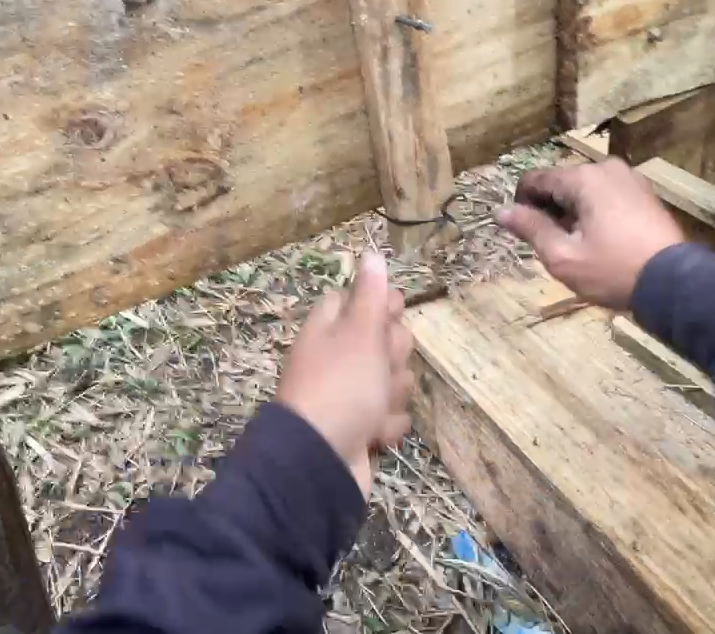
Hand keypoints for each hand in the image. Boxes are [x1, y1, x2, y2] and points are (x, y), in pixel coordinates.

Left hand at [275, 252, 413, 496]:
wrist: (320, 461)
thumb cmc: (342, 385)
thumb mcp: (360, 332)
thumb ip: (370, 294)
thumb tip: (371, 253)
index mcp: (328, 327)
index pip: (356, 299)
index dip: (380, 303)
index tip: (394, 310)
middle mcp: (335, 357)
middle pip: (380, 339)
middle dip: (392, 353)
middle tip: (381, 365)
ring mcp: (346, 394)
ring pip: (388, 379)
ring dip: (391, 392)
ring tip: (376, 404)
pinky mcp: (359, 428)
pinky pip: (387, 416)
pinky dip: (386, 424)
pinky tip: (377, 431)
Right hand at [493, 160, 685, 308]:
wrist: (677, 285)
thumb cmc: (614, 270)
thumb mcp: (563, 256)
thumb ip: (530, 229)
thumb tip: (500, 211)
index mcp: (583, 178)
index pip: (535, 180)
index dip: (522, 204)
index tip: (524, 231)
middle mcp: (605, 168)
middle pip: (560, 183)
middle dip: (551, 209)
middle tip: (555, 244)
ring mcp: (629, 178)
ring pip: (583, 189)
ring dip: (573, 211)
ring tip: (581, 244)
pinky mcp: (644, 192)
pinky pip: (606, 194)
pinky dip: (596, 211)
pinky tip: (603, 239)